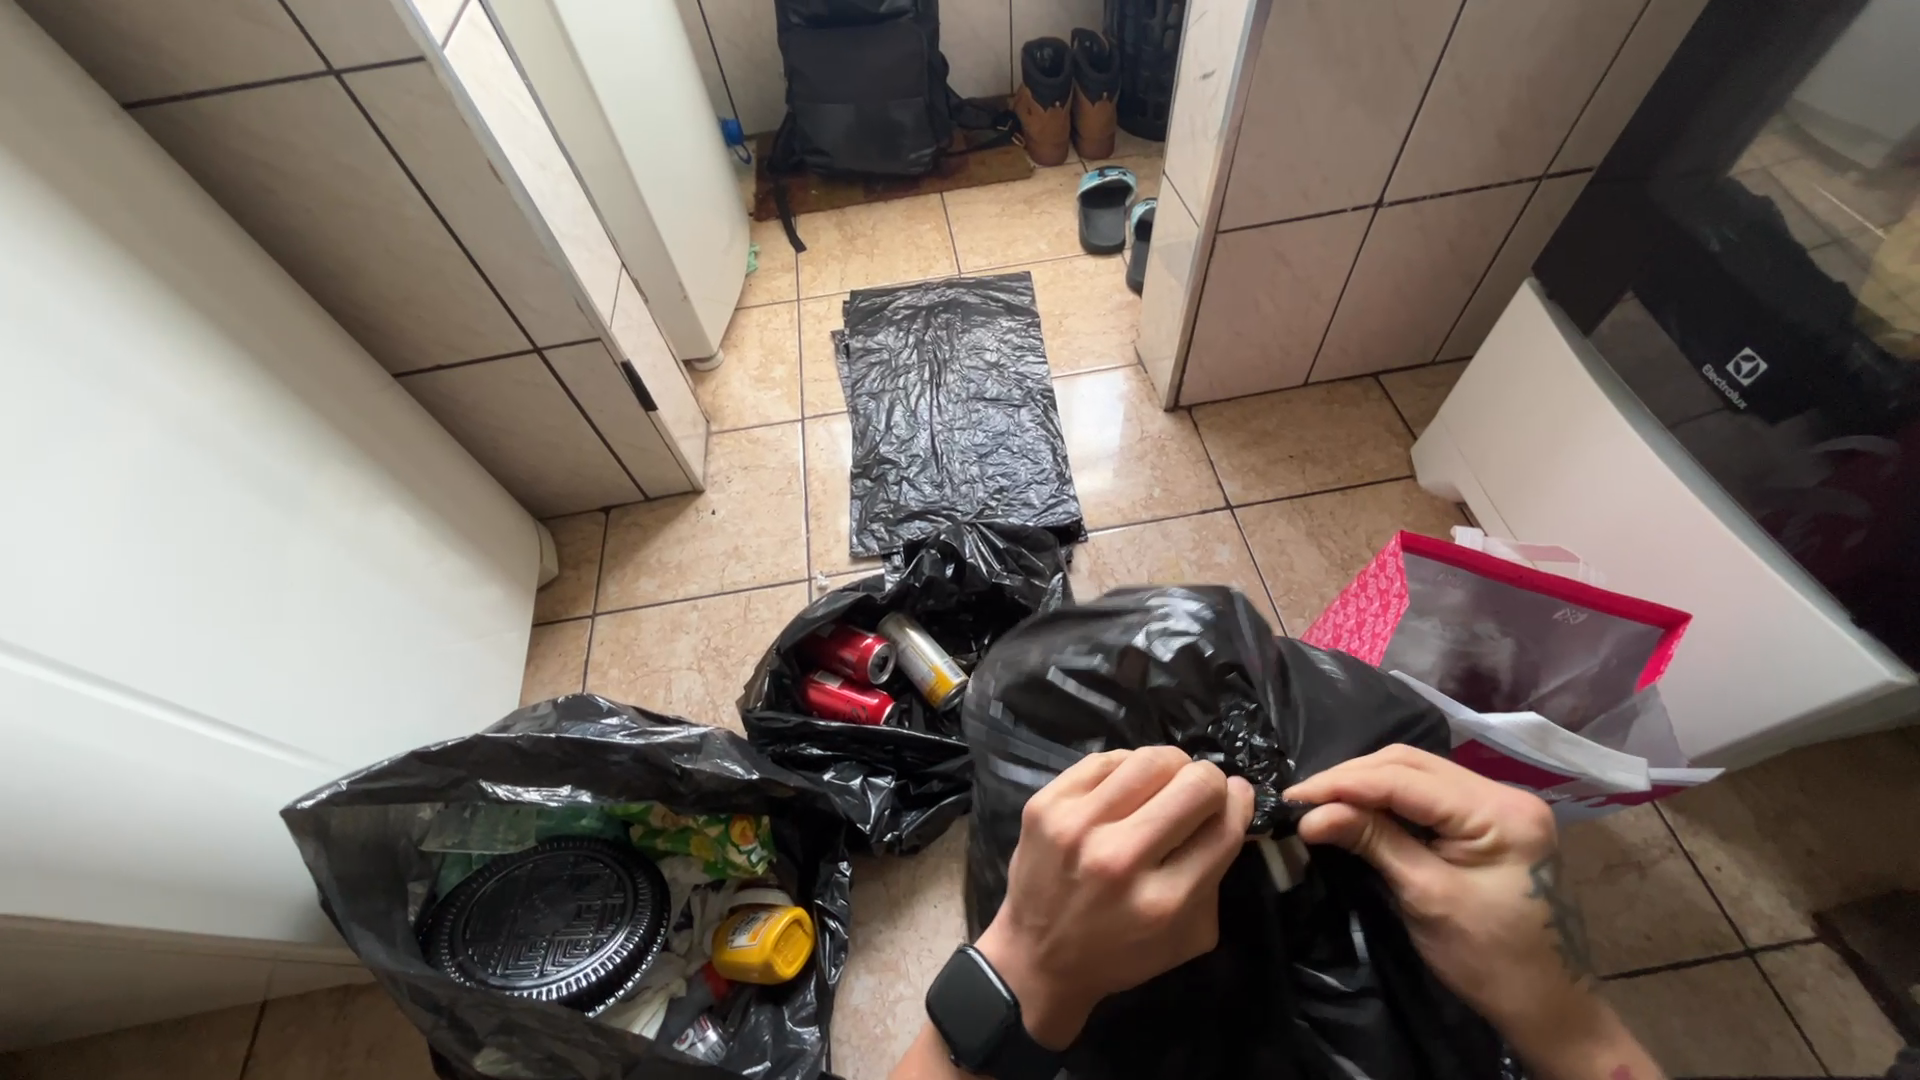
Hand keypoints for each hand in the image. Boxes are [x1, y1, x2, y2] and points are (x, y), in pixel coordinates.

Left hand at [974, 746, 1255, 1050]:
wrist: (1037, 955)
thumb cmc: (1121, 951)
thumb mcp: (1189, 935)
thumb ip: (1217, 874)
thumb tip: (1234, 807)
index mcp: (1163, 901)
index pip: (1223, 829)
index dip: (1240, 804)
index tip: (1239, 796)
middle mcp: (1120, 857)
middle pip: (1194, 785)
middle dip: (1210, 781)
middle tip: (1201, 791)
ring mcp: (1077, 824)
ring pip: (1149, 760)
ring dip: (1170, 765)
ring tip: (1166, 781)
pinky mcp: (1046, 803)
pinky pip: (1104, 759)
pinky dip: (1126, 765)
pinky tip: (1128, 783)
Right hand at [1284, 746, 1656, 1079]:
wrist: (1548, 1009)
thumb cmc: (1491, 960)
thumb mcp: (1425, 896)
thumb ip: (1370, 841)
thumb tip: (1308, 814)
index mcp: (1501, 813)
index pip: (1404, 780)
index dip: (1343, 783)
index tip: (1294, 797)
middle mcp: (1504, 794)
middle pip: (1408, 764)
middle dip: (1350, 778)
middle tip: (1302, 799)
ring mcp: (1498, 803)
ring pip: (1413, 771)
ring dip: (1363, 783)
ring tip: (1321, 801)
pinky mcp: (1487, 818)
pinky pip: (1424, 791)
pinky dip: (1384, 795)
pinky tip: (1355, 806)